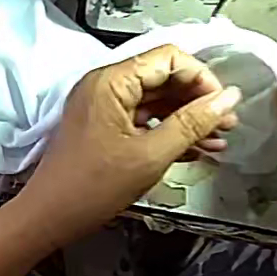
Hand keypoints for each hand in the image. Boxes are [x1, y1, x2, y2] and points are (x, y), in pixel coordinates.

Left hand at [13, 46, 242, 245]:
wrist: (48, 216)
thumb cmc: (88, 188)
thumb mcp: (151, 155)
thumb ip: (192, 123)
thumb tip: (228, 98)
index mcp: (110, 82)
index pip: (169, 58)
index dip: (201, 78)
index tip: (222, 104)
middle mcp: (103, 87)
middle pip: (163, 77)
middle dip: (197, 100)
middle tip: (225, 124)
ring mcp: (101, 107)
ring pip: (155, 101)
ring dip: (186, 119)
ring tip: (215, 141)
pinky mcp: (101, 128)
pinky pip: (141, 120)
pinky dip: (166, 132)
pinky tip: (192, 149)